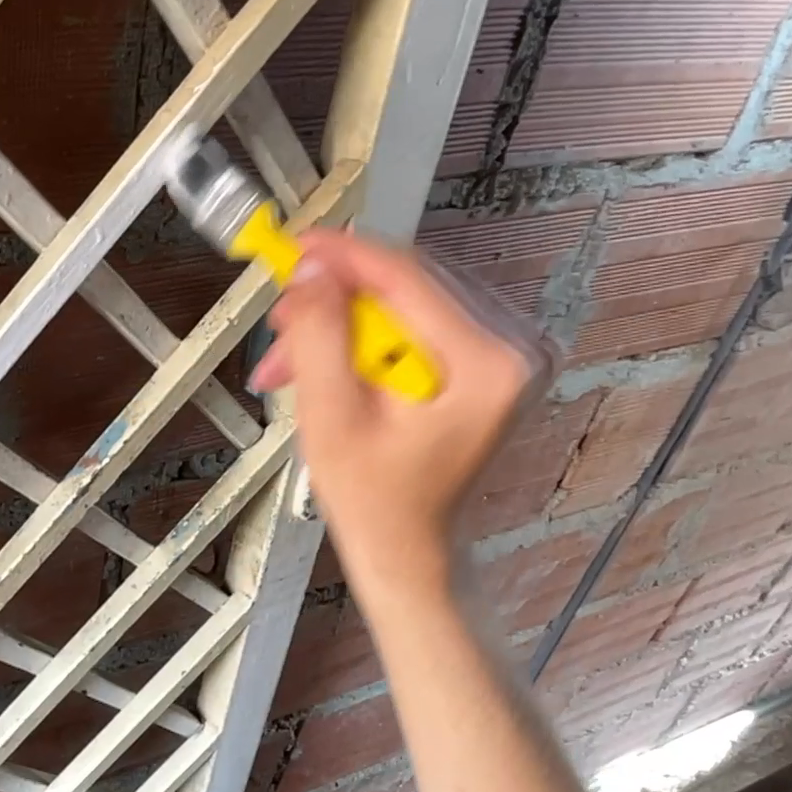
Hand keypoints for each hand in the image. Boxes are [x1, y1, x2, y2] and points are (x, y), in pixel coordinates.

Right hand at [248, 229, 535, 593]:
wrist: (408, 546)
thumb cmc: (370, 497)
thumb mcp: (330, 416)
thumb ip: (319, 336)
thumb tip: (308, 272)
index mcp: (486, 361)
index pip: (408, 277)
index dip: (344, 255)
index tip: (292, 245)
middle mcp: (512, 345)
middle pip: (407, 288)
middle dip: (334, 302)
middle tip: (278, 327)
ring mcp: (505, 354)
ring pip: (405, 306)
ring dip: (340, 326)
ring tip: (288, 365)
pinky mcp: (487, 365)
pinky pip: (416, 328)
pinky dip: (364, 342)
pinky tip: (325, 369)